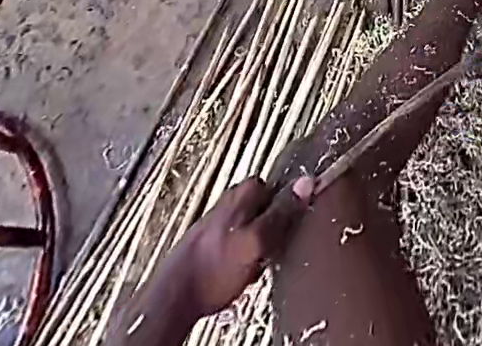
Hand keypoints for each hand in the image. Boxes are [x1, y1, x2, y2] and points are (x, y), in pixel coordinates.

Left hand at [167, 176, 311, 316]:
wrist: (173, 299)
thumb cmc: (214, 268)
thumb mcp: (258, 240)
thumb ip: (283, 211)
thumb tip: (309, 181)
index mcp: (246, 189)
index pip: (283, 188)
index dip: (288, 212)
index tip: (286, 233)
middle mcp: (233, 197)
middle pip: (270, 209)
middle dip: (273, 232)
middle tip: (268, 253)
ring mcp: (221, 218)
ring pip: (255, 228)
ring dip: (258, 247)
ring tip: (251, 268)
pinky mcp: (211, 240)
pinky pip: (240, 243)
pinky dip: (243, 257)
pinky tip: (236, 273)